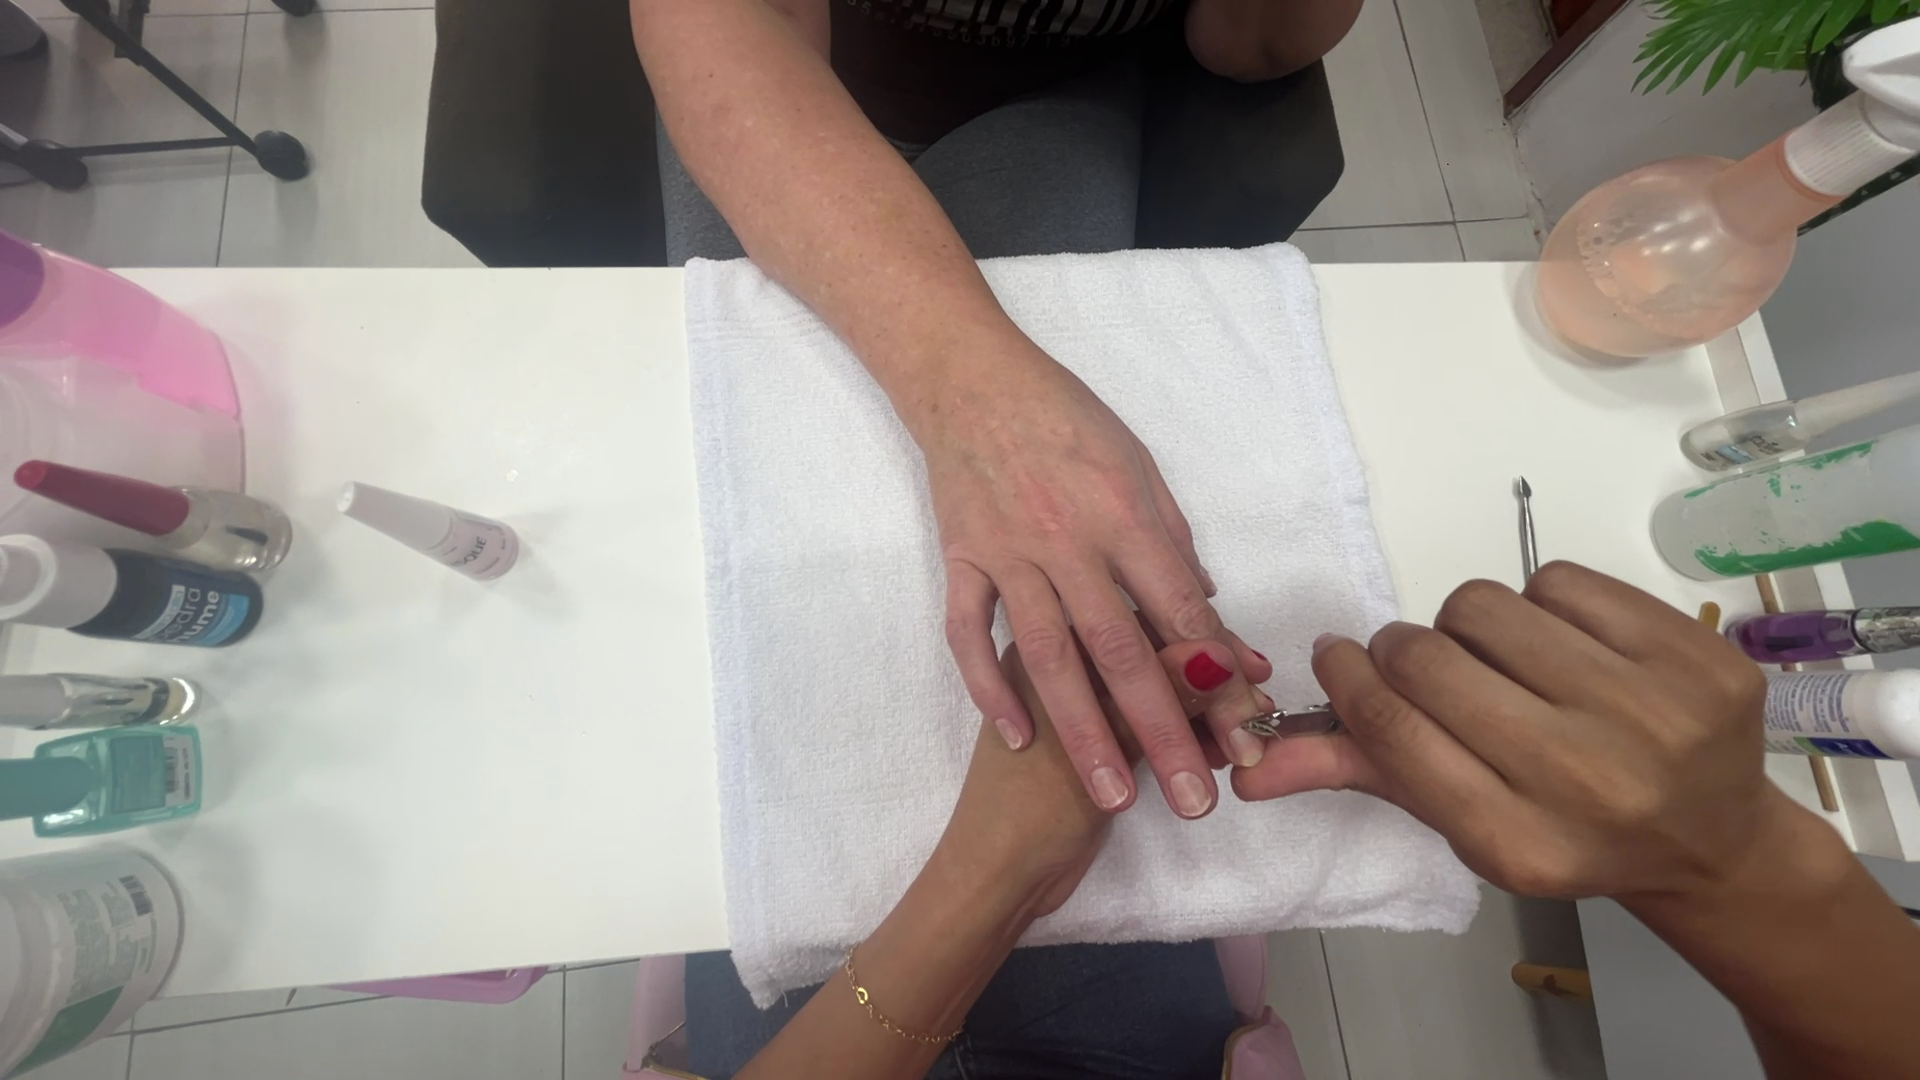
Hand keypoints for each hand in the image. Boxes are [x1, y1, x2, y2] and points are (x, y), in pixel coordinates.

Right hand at [922, 335, 1272, 820]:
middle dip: (1163, 731)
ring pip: (1047, 657)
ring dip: (1082, 730)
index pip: (1180, 611)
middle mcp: (1068, 542)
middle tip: (1195, 801)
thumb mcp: (1138, 464)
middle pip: (1120, 651)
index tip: (1247, 736)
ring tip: (1113, 796)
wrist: (973, 383)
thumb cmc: (1066, 417)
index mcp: (1124, 514)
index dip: (1219, 678)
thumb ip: (1170, 540)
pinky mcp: (960, 561)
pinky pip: (967, 633)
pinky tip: (1015, 736)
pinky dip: (986, 687)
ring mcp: (1007, 556)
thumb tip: (1202, 608)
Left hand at [939, 636, 1265, 916]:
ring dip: (1202, 708)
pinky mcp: (1099, 733)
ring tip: (1248, 734)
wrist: (999, 878)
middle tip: (1258, 707)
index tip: (1249, 670)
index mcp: (1046, 646)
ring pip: (1154, 688)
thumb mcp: (1101, 749)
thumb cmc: (1032, 808)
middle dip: (1209, 678)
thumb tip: (1218, 654)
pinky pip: (1148, 717)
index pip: (1132, 627)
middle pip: (1148, 654)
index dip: (1196, 644)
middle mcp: (1064, 662)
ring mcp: (1083, 698)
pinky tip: (1221, 746)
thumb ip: (1156, 699)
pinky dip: (1185, 730)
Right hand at [1233, 561, 1790, 903]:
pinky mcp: (1701, 661)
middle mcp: (1590, 785)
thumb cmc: (1552, 827)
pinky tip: (1560, 646)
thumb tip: (1244, 771)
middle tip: (1423, 667)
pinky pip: (1556, 579)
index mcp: (1516, 840)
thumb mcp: (1445, 815)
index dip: (1347, 676)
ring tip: (1497, 661)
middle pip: (1426, 658)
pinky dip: (1536, 602)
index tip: (1338, 656)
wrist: (1710, 841)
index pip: (1390, 726)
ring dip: (1466, 626)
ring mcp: (1657, 717)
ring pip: (1482, 605)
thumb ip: (1349, 772)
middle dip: (1402, 650)